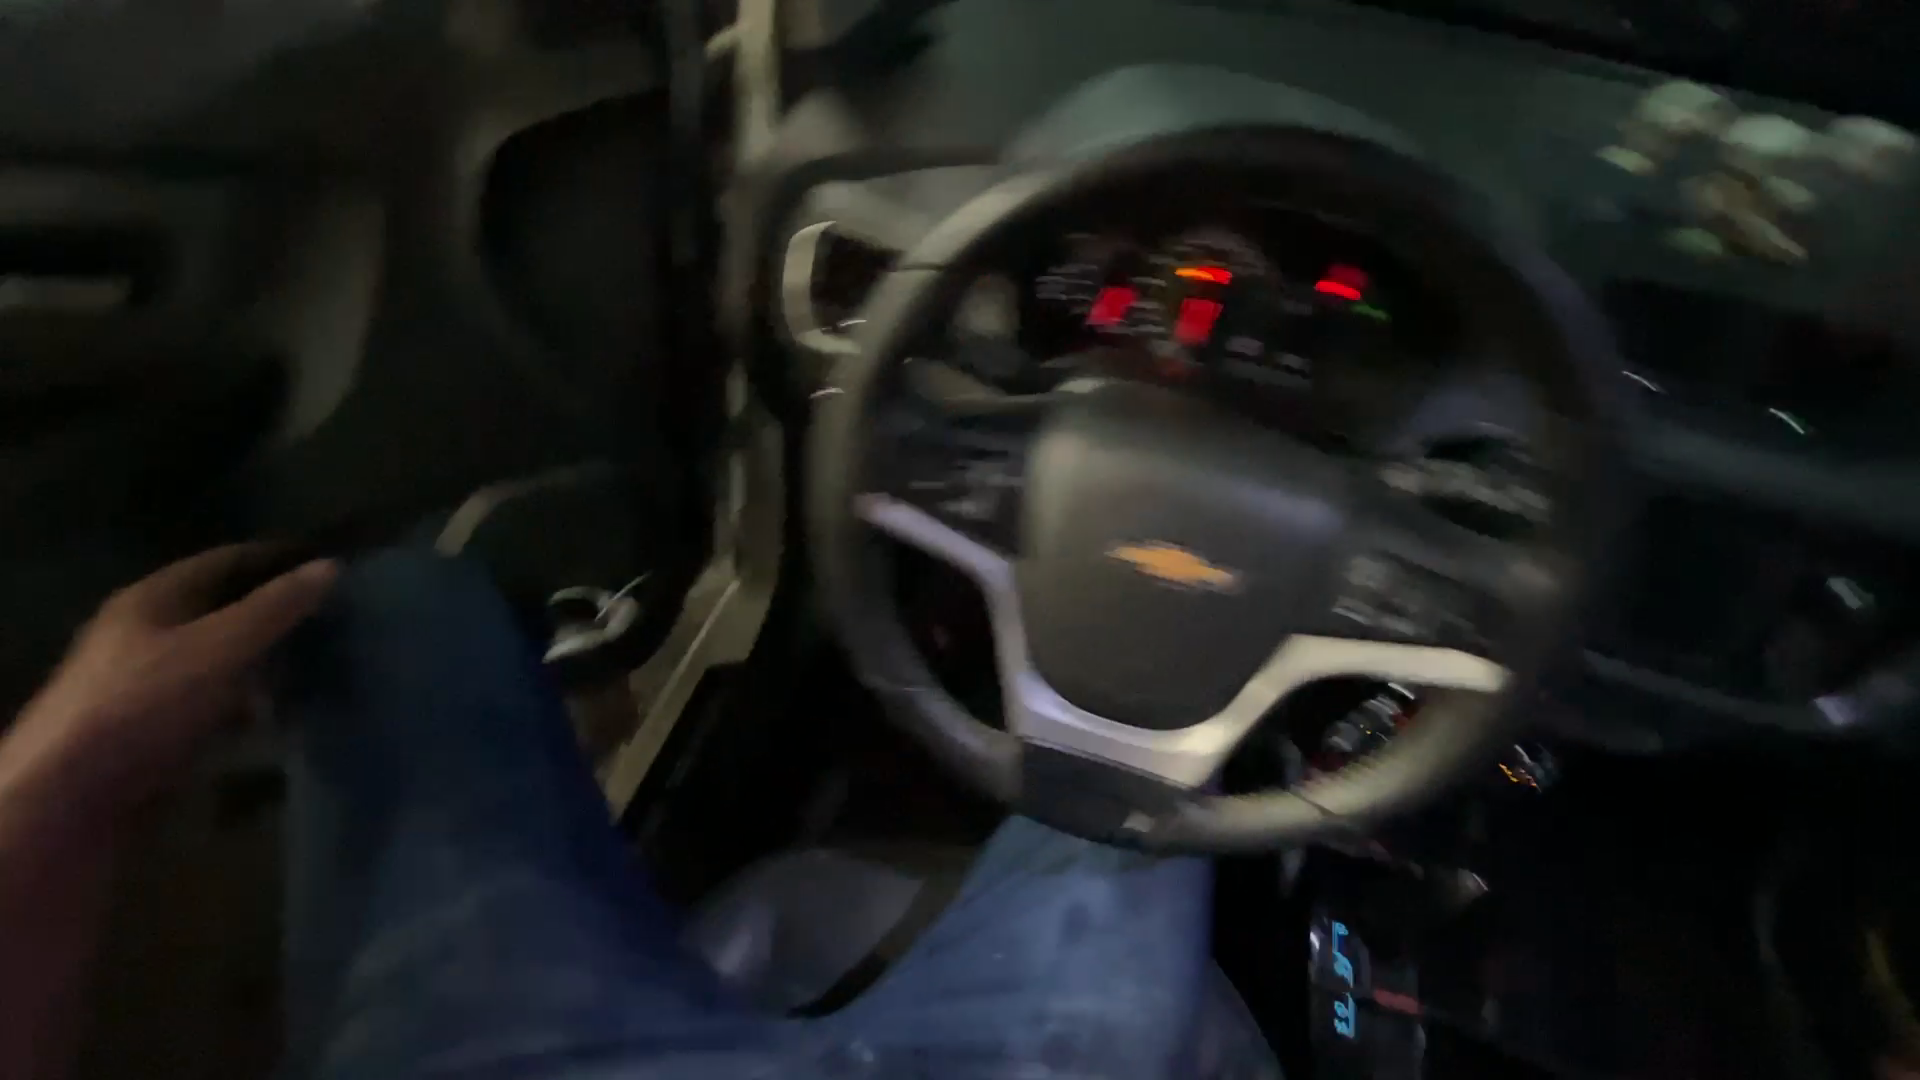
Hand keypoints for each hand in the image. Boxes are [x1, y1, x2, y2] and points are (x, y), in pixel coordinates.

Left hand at [2, 546, 337, 821]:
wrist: (74, 797)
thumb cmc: (146, 703)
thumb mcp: (222, 645)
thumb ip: (278, 605)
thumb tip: (332, 566)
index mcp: (154, 599)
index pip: (229, 559)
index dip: (282, 557)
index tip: (337, 565)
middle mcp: (151, 630)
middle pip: (230, 604)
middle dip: (285, 605)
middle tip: (345, 609)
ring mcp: (157, 677)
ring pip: (232, 650)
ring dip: (279, 650)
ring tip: (335, 652)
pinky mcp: (167, 718)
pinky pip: (228, 692)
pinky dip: (264, 691)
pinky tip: (299, 698)